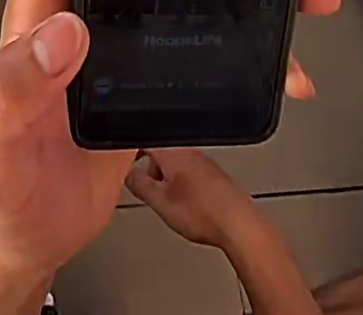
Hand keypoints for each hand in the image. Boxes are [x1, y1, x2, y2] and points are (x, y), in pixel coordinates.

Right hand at [125, 149, 258, 248]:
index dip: (132, 150)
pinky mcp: (212, 173)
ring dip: (166, 178)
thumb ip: (140, 185)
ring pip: (175, 163)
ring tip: (168, 203)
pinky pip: (189, 171)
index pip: (146, 140)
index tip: (125, 161)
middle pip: (160, 152)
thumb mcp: (160, 202)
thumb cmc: (203, 212)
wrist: (236, 222)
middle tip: (148, 190)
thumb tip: (127, 174)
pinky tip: (186, 204)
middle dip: (150, 169)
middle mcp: (188, 151)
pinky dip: (181, 183)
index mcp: (173, 152)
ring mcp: (202, 160)